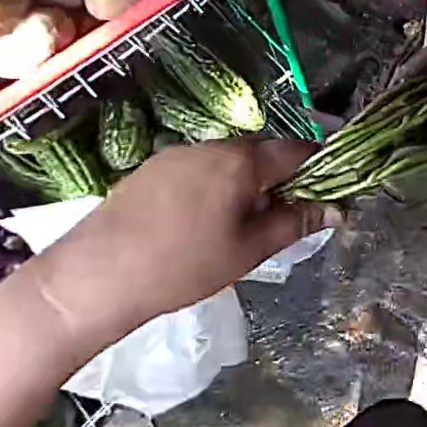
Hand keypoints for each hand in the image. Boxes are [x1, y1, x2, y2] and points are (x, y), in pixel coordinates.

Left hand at [31, 138, 320, 344]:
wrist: (88, 281)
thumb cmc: (182, 266)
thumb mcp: (251, 249)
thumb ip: (297, 223)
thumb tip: (337, 210)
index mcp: (242, 160)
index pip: (298, 151)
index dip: (320, 168)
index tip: (327, 191)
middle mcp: (212, 146)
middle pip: (264, 153)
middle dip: (281, 178)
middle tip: (283, 214)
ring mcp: (177, 154)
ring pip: (231, 160)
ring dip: (247, 181)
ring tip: (241, 222)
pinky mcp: (151, 168)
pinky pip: (200, 167)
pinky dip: (215, 185)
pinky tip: (203, 220)